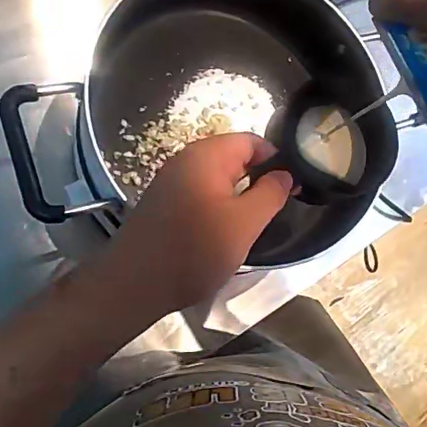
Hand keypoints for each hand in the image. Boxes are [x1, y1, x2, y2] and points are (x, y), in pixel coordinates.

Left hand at [89, 133, 293, 316]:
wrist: (134, 285)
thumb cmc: (195, 251)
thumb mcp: (245, 224)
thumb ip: (270, 194)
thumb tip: (285, 174)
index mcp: (206, 156)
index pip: (252, 141)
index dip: (277, 160)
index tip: (292, 187)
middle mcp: (185, 160)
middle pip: (233, 156)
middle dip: (258, 178)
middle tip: (275, 209)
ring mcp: (170, 181)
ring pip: (217, 177)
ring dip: (238, 195)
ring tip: (250, 224)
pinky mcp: (163, 203)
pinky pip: (200, 193)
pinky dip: (217, 206)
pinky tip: (222, 232)